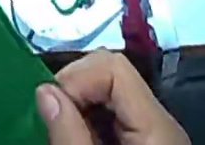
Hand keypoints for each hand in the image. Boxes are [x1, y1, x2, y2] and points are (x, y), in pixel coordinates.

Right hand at [37, 52, 188, 144]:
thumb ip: (72, 135)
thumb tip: (44, 90)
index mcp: (157, 125)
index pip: (114, 66)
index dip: (77, 76)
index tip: (48, 104)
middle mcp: (160, 121)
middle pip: (112, 74)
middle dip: (75, 89)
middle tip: (50, 120)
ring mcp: (154, 133)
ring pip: (110, 94)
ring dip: (79, 105)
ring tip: (60, 130)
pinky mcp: (145, 144)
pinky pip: (114, 116)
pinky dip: (90, 121)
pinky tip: (77, 138)